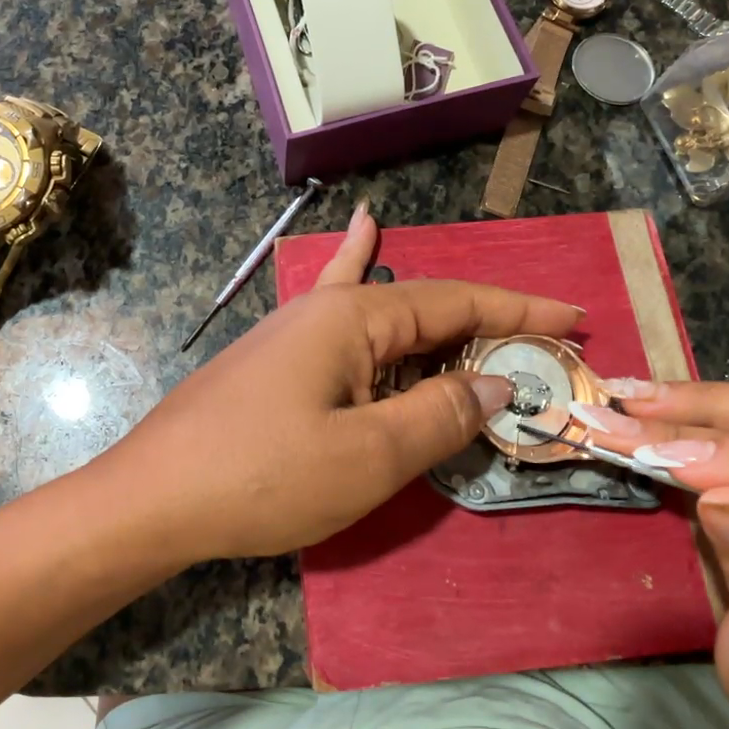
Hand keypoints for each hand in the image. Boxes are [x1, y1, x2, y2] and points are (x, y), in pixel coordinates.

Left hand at [99, 204, 579, 561]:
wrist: (154, 497)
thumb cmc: (263, 475)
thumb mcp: (367, 456)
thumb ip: (438, 414)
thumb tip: (497, 382)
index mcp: (352, 316)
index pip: (455, 302)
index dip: (519, 312)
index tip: (575, 320)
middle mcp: (326, 307)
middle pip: (423, 306)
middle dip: (486, 324)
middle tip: (544, 342)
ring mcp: (297, 330)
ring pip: (387, 317)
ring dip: (440, 326)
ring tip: (488, 321)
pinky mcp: (280, 360)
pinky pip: (339, 311)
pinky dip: (360, 272)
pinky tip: (362, 231)